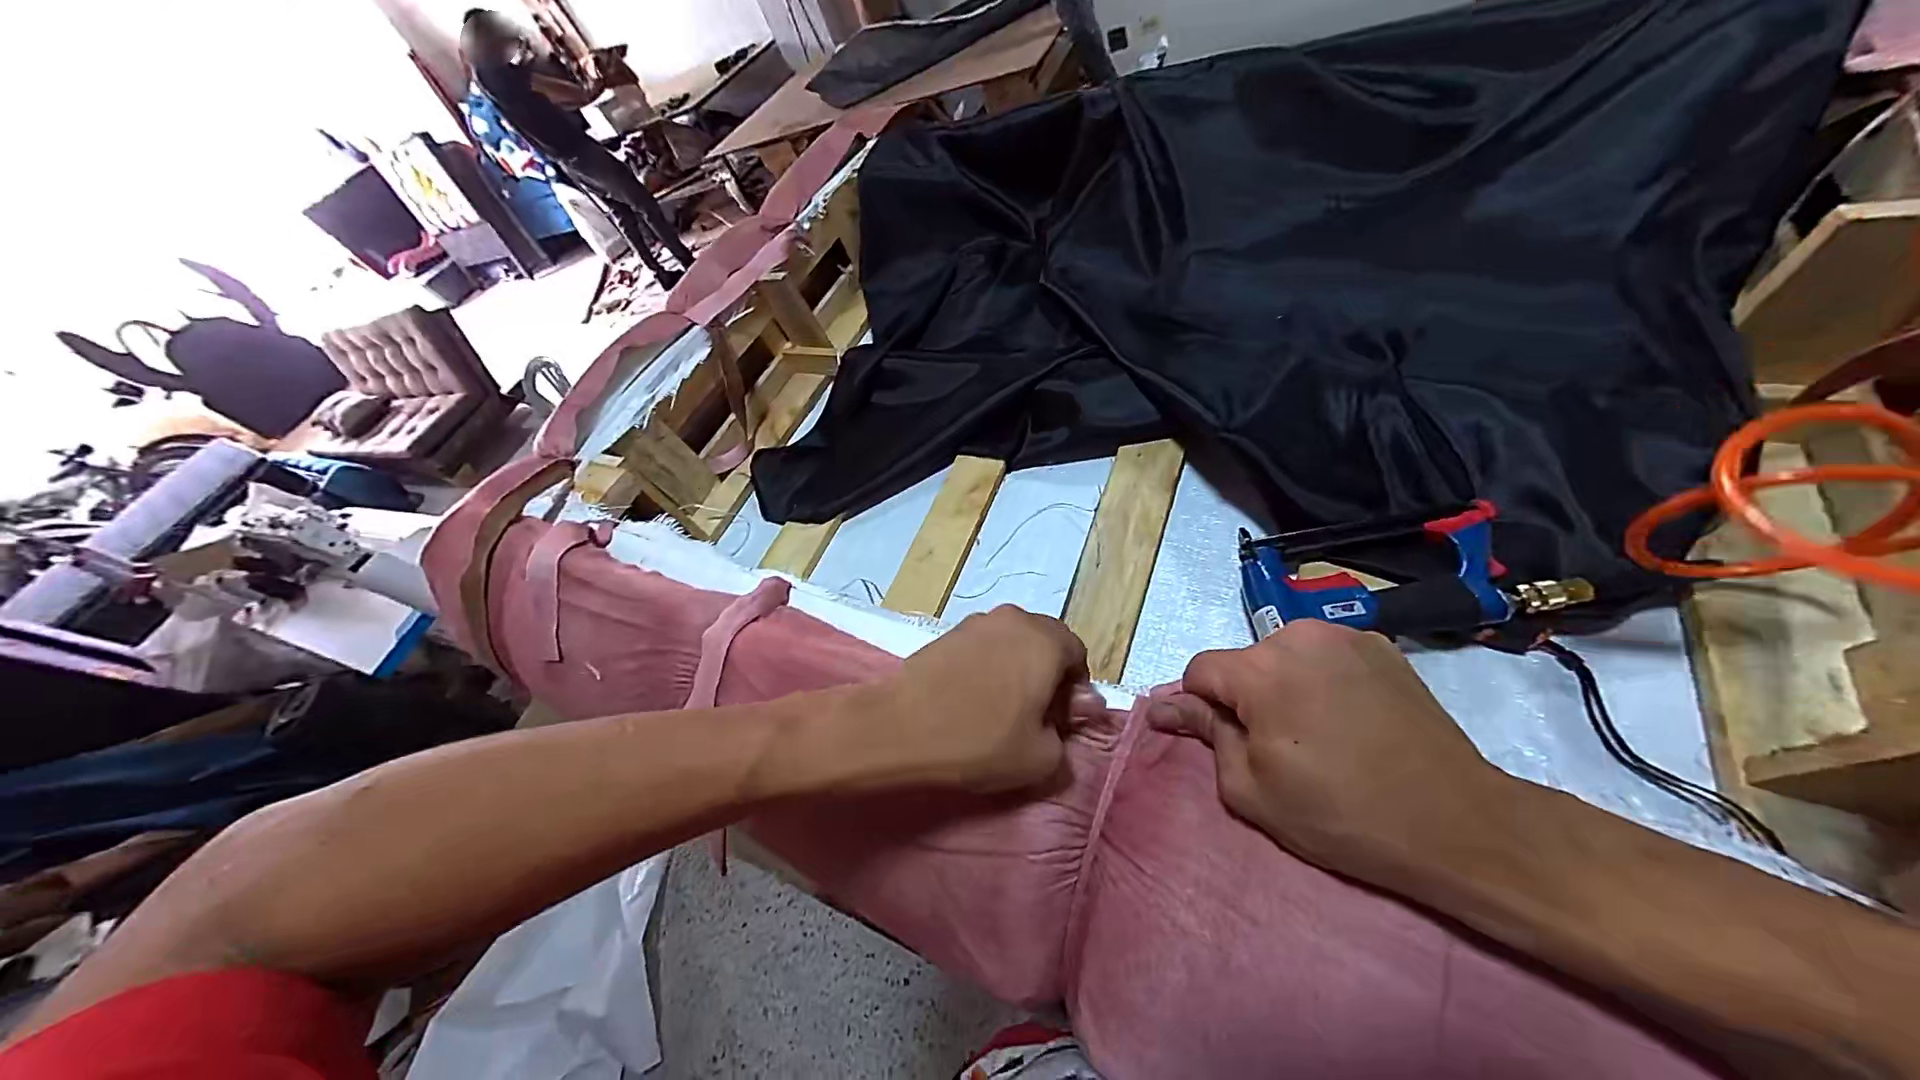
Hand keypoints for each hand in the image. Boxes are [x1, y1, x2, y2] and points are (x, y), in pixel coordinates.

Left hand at [860, 605, 1094, 793]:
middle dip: (1046, 675)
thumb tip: (1072, 711)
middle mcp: (1014, 619)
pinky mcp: (946, 632)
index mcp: (1045, 640)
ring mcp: (976, 621)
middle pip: (1045, 644)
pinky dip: (986, 667)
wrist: (899, 728)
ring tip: (998, 708)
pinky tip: (970, 698)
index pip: (1078, 655)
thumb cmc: (979, 741)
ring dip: (1016, 669)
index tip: (1058, 720)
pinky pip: (982, 647)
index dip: (1074, 690)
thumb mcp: (1040, 757)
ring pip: (1012, 644)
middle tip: (1032, 716)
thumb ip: (1068, 731)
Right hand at [1148, 619, 1517, 888]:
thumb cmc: (1341, 814)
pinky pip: (1326, 656)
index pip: (1199, 671)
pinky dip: (1322, 679)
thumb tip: (1165, 708)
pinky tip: (1349, 718)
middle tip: (1278, 746)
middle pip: (1244, 662)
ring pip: (1283, 655)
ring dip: (1283, 685)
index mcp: (1260, 669)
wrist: (1458, 824)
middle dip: (1245, 697)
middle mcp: (1299, 636)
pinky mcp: (1382, 647)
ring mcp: (1346, 637)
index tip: (1224, 742)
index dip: (1201, 707)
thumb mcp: (1251, 788)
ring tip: (1316, 733)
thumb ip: (1204, 735)